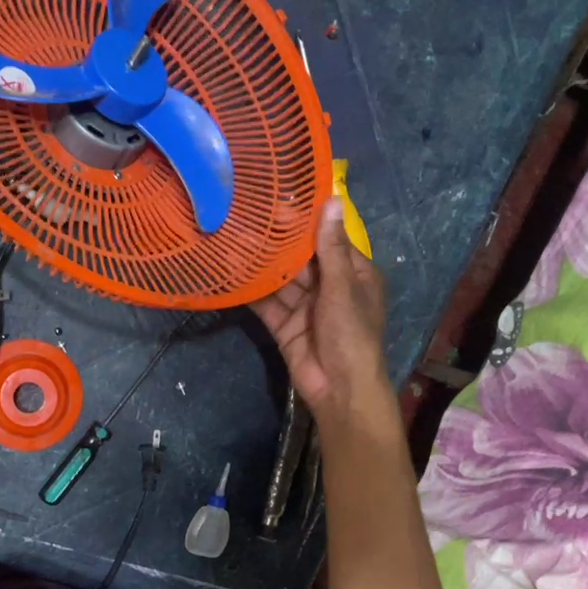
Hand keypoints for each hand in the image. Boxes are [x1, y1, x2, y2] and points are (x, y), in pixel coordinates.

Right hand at [250, 197, 389, 429]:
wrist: (339, 387)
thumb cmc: (351, 333)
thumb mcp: (343, 286)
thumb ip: (331, 247)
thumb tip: (332, 201)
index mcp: (353, 273)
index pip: (328, 240)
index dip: (305, 223)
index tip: (279, 202)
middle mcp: (329, 287)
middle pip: (301, 261)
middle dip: (277, 245)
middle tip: (248, 220)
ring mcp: (305, 308)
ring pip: (281, 282)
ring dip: (261, 267)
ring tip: (234, 243)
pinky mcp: (285, 328)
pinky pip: (268, 306)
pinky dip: (253, 294)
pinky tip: (233, 276)